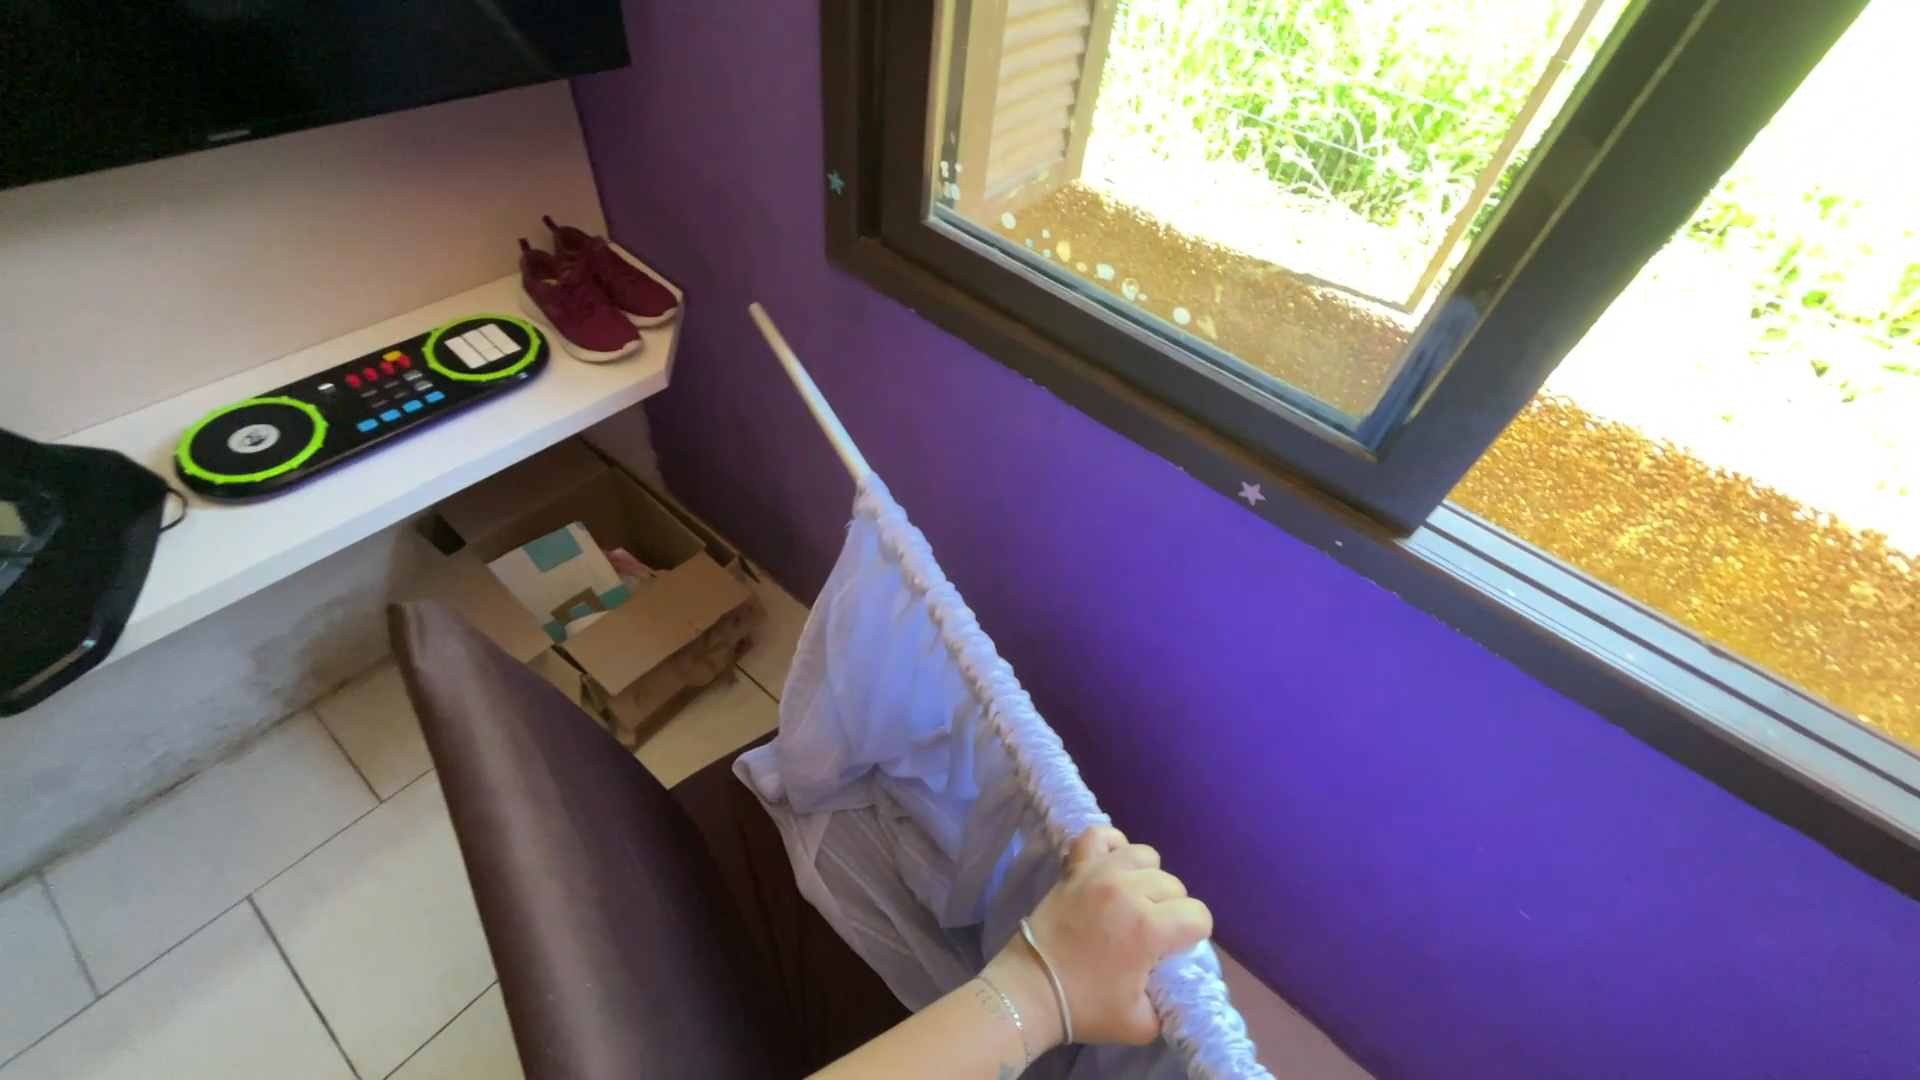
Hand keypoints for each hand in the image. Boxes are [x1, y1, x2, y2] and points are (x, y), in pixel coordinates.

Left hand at [982, 827, 1212, 1049]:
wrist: (1033, 988)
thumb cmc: (1087, 1006)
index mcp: (1148, 928)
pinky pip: (1099, 835)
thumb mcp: (1143, 1022)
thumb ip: (1170, 998)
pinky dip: (1112, 844)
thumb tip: (1176, 974)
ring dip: (1148, 877)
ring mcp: (1099, 872)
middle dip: (1172, 910)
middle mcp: (1127, 890)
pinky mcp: (1076, 866)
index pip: (1198, 915)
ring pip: (1144, 855)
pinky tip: (1114, 866)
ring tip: (1135, 900)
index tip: (1177, 949)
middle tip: (1154, 932)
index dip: (1194, 935)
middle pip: (1173, 885)